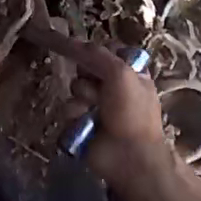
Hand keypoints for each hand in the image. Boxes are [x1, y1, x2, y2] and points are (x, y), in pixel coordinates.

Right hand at [65, 40, 171, 191]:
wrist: (130, 157)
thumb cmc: (132, 112)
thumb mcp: (121, 73)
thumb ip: (98, 54)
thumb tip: (75, 42)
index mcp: (128, 72)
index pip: (104, 52)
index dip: (95, 54)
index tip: (85, 53)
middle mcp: (112, 87)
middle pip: (85, 69)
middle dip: (87, 78)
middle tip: (98, 90)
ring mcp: (96, 106)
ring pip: (74, 89)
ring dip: (81, 99)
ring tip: (93, 112)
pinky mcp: (82, 124)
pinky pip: (68, 110)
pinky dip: (75, 116)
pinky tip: (85, 124)